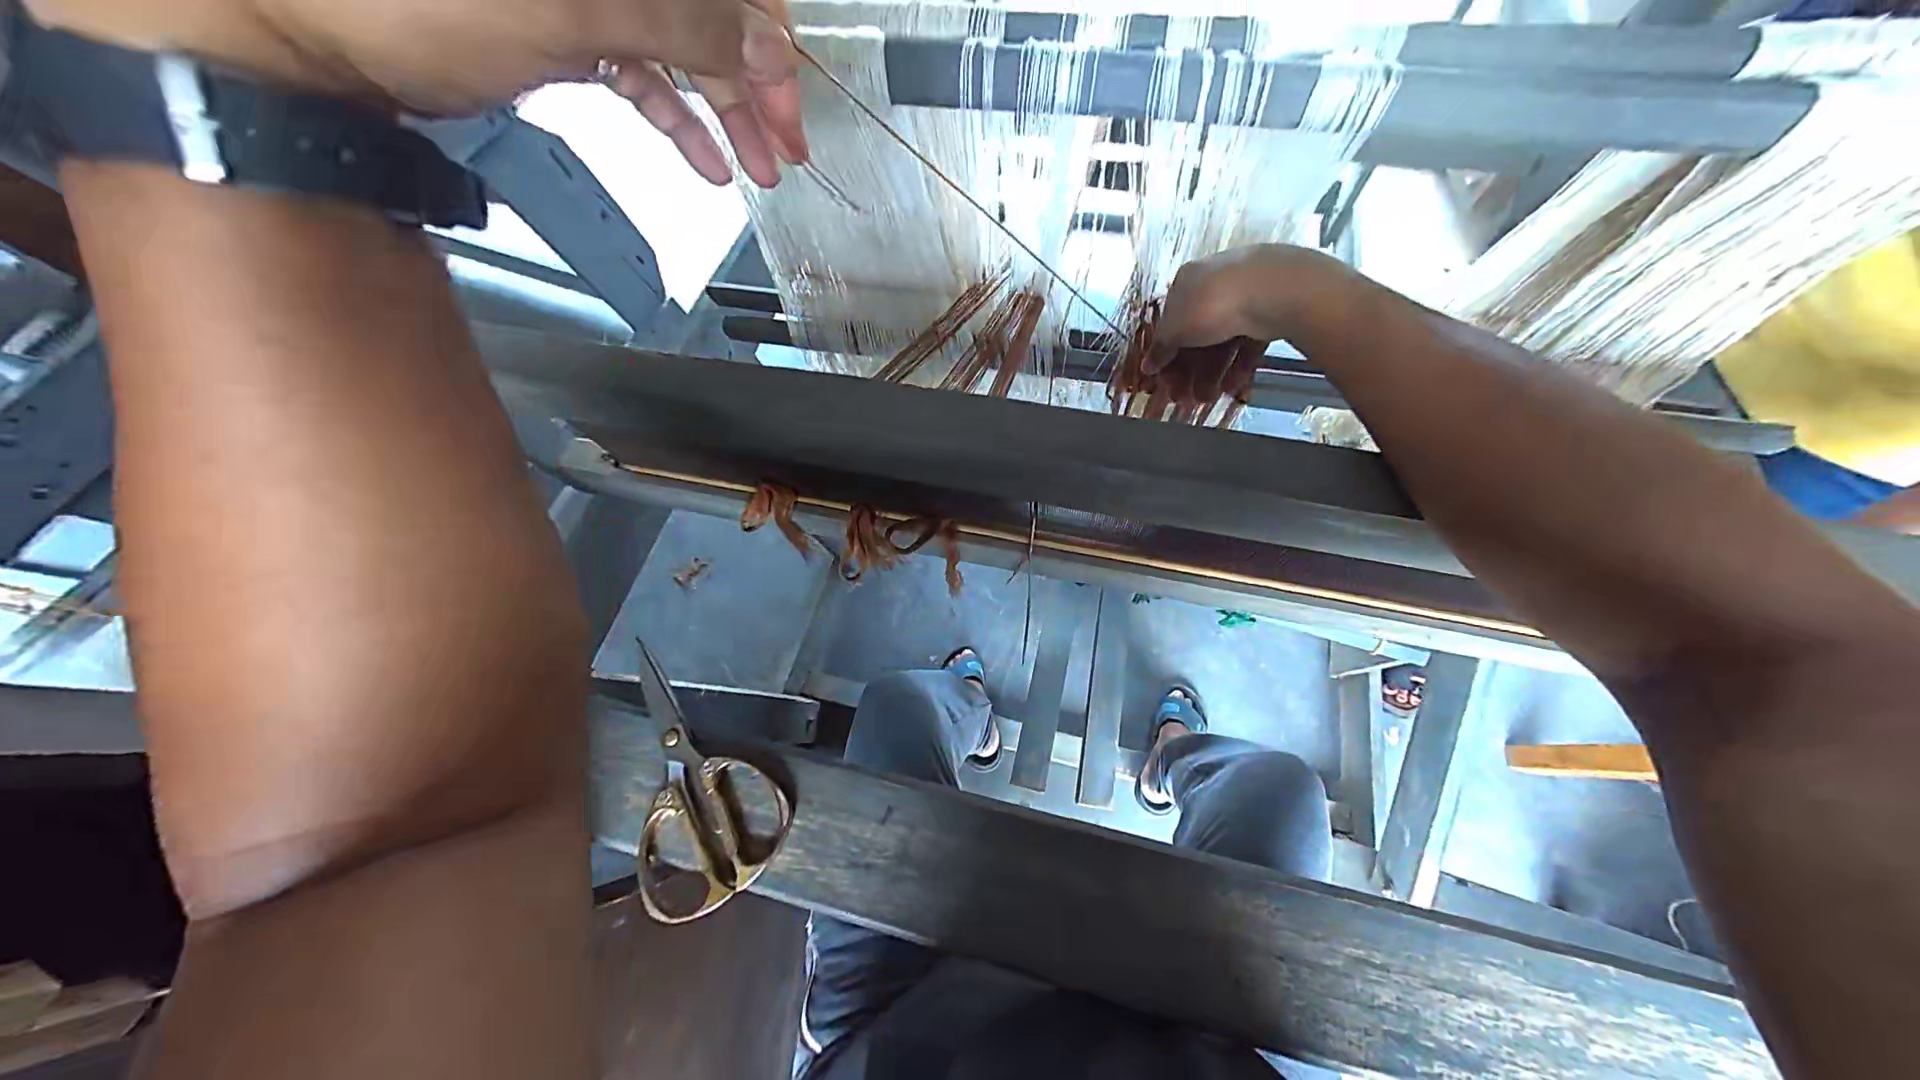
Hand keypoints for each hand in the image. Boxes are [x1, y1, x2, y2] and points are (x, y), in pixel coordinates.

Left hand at [25, 0, 806, 187]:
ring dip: (725, 109)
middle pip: (705, 3)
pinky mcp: (560, 24)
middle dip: (752, 79)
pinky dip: (677, 117)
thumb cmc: (407, 2)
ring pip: (680, 41)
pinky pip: (641, 70)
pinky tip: (707, 161)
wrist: (296, 38)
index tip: (787, 99)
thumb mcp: (566, 7)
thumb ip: (678, 19)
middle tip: (784, 147)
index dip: (763, 31)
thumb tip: (763, 43)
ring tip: (757, 167)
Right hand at [1146, 243, 1357, 398]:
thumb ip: (1160, 348)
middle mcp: (1214, 285)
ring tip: (1207, 399)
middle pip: (1196, 336)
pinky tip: (1231, 387)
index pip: (1170, 323)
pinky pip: (1248, 343)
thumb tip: (1148, 364)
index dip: (1165, 355)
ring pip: (1221, 342)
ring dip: (1210, 375)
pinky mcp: (1270, 310)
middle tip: (1184, 399)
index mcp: (1186, 282)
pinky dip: (1238, 366)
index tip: (1163, 382)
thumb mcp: (1175, 329)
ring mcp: (1244, 297)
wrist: (1273, 291)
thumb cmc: (1211, 305)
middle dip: (1188, 372)